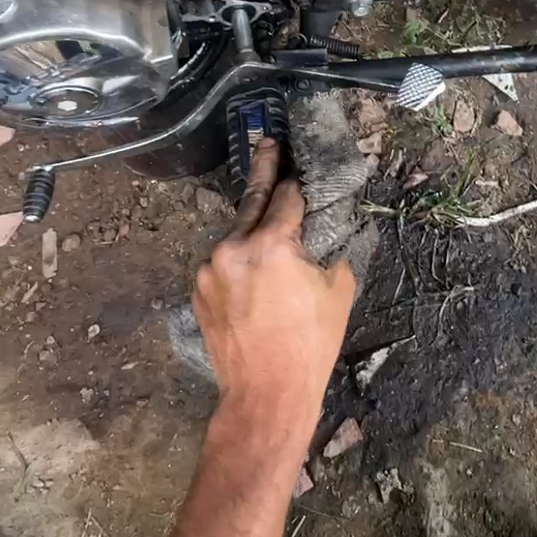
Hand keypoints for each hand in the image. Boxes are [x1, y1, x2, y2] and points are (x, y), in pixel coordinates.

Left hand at [193, 139, 355, 447]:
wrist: (265, 395)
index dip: (298, 186)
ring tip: (272, 246)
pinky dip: (240, 262)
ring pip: (237, 236)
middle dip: (265, 168)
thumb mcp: (337, 290)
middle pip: (253, 200)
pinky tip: (256, 281)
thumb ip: (326, 251)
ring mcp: (210, 268)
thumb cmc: (310, 345)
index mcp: (272, 244)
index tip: (299, 169)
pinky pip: (224, 263)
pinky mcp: (199, 288)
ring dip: (254, 234)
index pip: (286, 198)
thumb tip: (319, 237)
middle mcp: (233, 248)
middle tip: (267, 140)